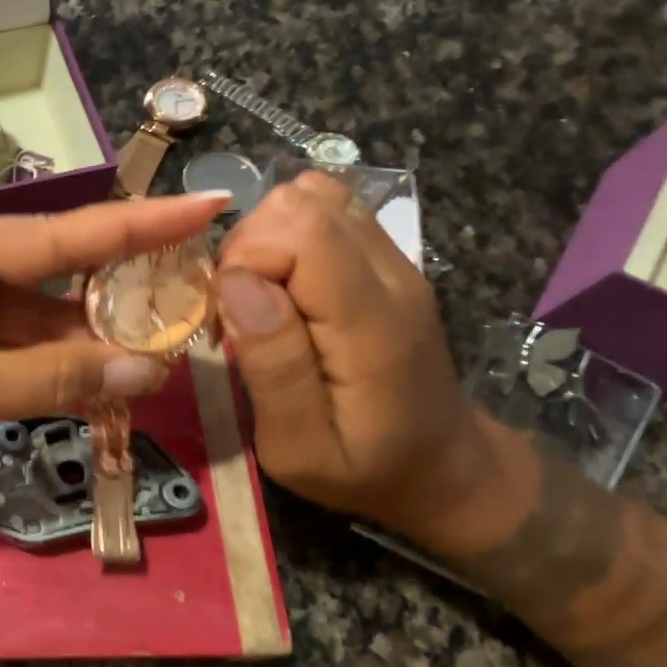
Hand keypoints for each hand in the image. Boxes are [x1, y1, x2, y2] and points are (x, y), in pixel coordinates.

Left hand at [0, 194, 232, 479]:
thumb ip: (56, 378)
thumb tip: (148, 370)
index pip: (56, 234)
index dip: (136, 225)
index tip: (204, 204)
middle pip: (53, 268)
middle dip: (119, 286)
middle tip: (195, 286)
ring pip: (39, 310)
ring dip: (91, 335)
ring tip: (165, 345)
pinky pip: (17, 340)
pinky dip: (56, 360)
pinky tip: (107, 375)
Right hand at [215, 173, 498, 545]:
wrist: (442, 466)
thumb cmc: (362, 469)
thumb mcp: (299, 447)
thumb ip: (273, 367)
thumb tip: (236, 283)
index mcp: (373, 323)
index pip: (301, 231)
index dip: (242, 261)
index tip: (224, 325)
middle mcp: (391, 275)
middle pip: (301, 204)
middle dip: (245, 249)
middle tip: (234, 315)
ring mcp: (395, 260)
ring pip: (310, 198)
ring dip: (261, 241)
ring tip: (254, 300)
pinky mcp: (385, 259)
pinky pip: (325, 212)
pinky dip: (282, 238)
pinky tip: (277, 287)